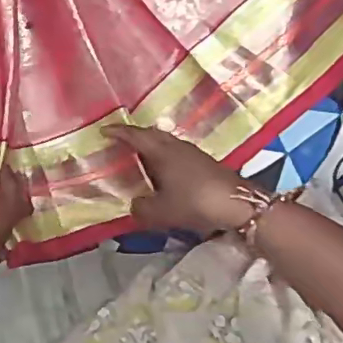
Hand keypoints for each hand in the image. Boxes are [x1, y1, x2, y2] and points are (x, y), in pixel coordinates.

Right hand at [105, 124, 255, 233]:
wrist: (238, 205)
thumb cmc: (194, 202)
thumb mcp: (161, 211)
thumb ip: (141, 208)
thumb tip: (134, 205)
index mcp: (161, 152)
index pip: (135, 136)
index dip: (118, 132)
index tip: (104, 130)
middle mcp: (175, 146)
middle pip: (151, 134)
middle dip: (134, 136)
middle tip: (120, 141)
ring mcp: (192, 153)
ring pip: (165, 142)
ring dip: (151, 146)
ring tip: (139, 156)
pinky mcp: (204, 162)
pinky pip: (175, 152)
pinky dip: (163, 156)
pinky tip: (163, 171)